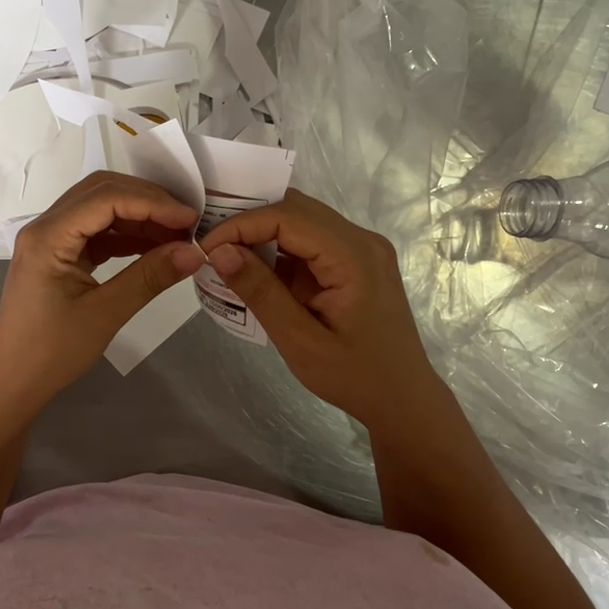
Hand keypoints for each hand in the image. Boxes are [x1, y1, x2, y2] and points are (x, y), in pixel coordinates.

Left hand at [0, 172, 203, 412]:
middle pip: (101, 192)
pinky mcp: (57, 256)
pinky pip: (95, 232)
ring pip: (99, 209)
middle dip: (147, 202)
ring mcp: (49, 240)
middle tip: (187, 223)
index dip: (152, 203)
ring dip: (138, 218)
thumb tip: (195, 252)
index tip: (190, 220)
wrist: (14, 381)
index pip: (106, 198)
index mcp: (48, 237)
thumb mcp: (105, 314)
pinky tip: (154, 248)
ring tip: (176, 237)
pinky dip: (125, 236)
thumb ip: (149, 277)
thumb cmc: (51, 352)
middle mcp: (44, 228)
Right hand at [194, 189, 434, 430]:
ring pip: (302, 222)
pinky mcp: (355, 264)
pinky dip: (279, 251)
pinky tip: (254, 270)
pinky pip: (311, 243)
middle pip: (296, 210)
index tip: (206, 248)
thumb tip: (220, 252)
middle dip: (249, 222)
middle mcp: (361, 241)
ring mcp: (361, 250)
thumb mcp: (299, 340)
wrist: (402, 398)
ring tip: (225, 256)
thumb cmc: (354, 376)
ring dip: (262, 234)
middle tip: (210, 246)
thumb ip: (261, 292)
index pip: (288, 217)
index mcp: (353, 256)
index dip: (242, 225)